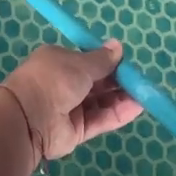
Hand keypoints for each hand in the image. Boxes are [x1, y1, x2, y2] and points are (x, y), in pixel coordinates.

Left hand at [0, 41, 143, 160]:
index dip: (107, 62)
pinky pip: (101, 119)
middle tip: (141, 82)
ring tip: (145, 95)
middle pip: (96, 82)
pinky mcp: (77, 130)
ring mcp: (71, 107)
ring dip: (121, 98)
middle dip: (117, 81)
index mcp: (60, 61)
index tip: (127, 64)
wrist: (29, 118)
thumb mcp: (79, 64)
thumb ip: (101, 60)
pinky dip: (117, 114)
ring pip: (101, 101)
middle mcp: (65, 82)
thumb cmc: (53, 79)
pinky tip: (137, 108)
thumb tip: (118, 46)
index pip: (87, 60)